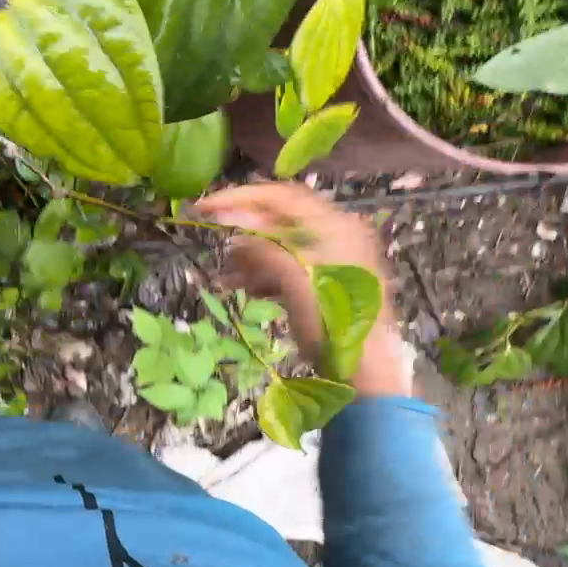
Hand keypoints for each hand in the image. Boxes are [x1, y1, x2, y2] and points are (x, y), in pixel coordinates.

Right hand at [193, 183, 409, 398]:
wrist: (365, 369)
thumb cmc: (333, 323)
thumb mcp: (294, 280)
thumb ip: (263, 246)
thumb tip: (229, 221)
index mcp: (334, 228)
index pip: (280, 196)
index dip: (238, 198)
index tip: (202, 209)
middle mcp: (335, 235)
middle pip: (277, 219)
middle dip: (242, 230)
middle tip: (212, 241)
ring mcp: (331, 257)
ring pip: (277, 243)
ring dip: (247, 256)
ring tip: (226, 277)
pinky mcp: (323, 278)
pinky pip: (284, 264)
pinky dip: (261, 272)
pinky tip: (244, 288)